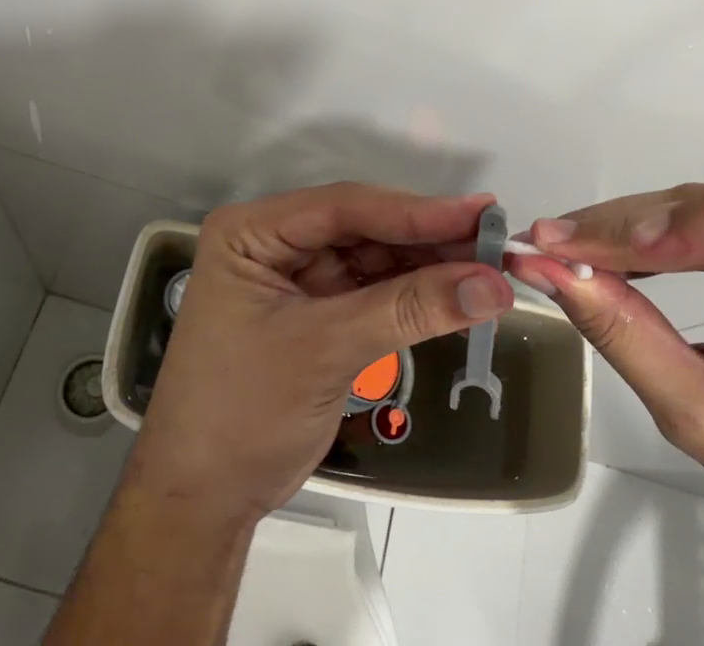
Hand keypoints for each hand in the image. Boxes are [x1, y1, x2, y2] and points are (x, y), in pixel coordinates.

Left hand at [132, 183, 514, 521]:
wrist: (205, 495)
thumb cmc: (243, 410)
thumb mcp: (325, 350)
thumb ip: (409, 310)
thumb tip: (492, 284)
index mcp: (252, 233)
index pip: (343, 207)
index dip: (416, 211)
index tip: (481, 213)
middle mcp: (273, 246)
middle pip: (364, 229)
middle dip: (428, 239)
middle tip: (498, 242)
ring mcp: (295, 282)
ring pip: (374, 260)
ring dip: (428, 267)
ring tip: (491, 268)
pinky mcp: (316, 317)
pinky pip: (373, 294)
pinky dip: (414, 297)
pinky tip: (457, 295)